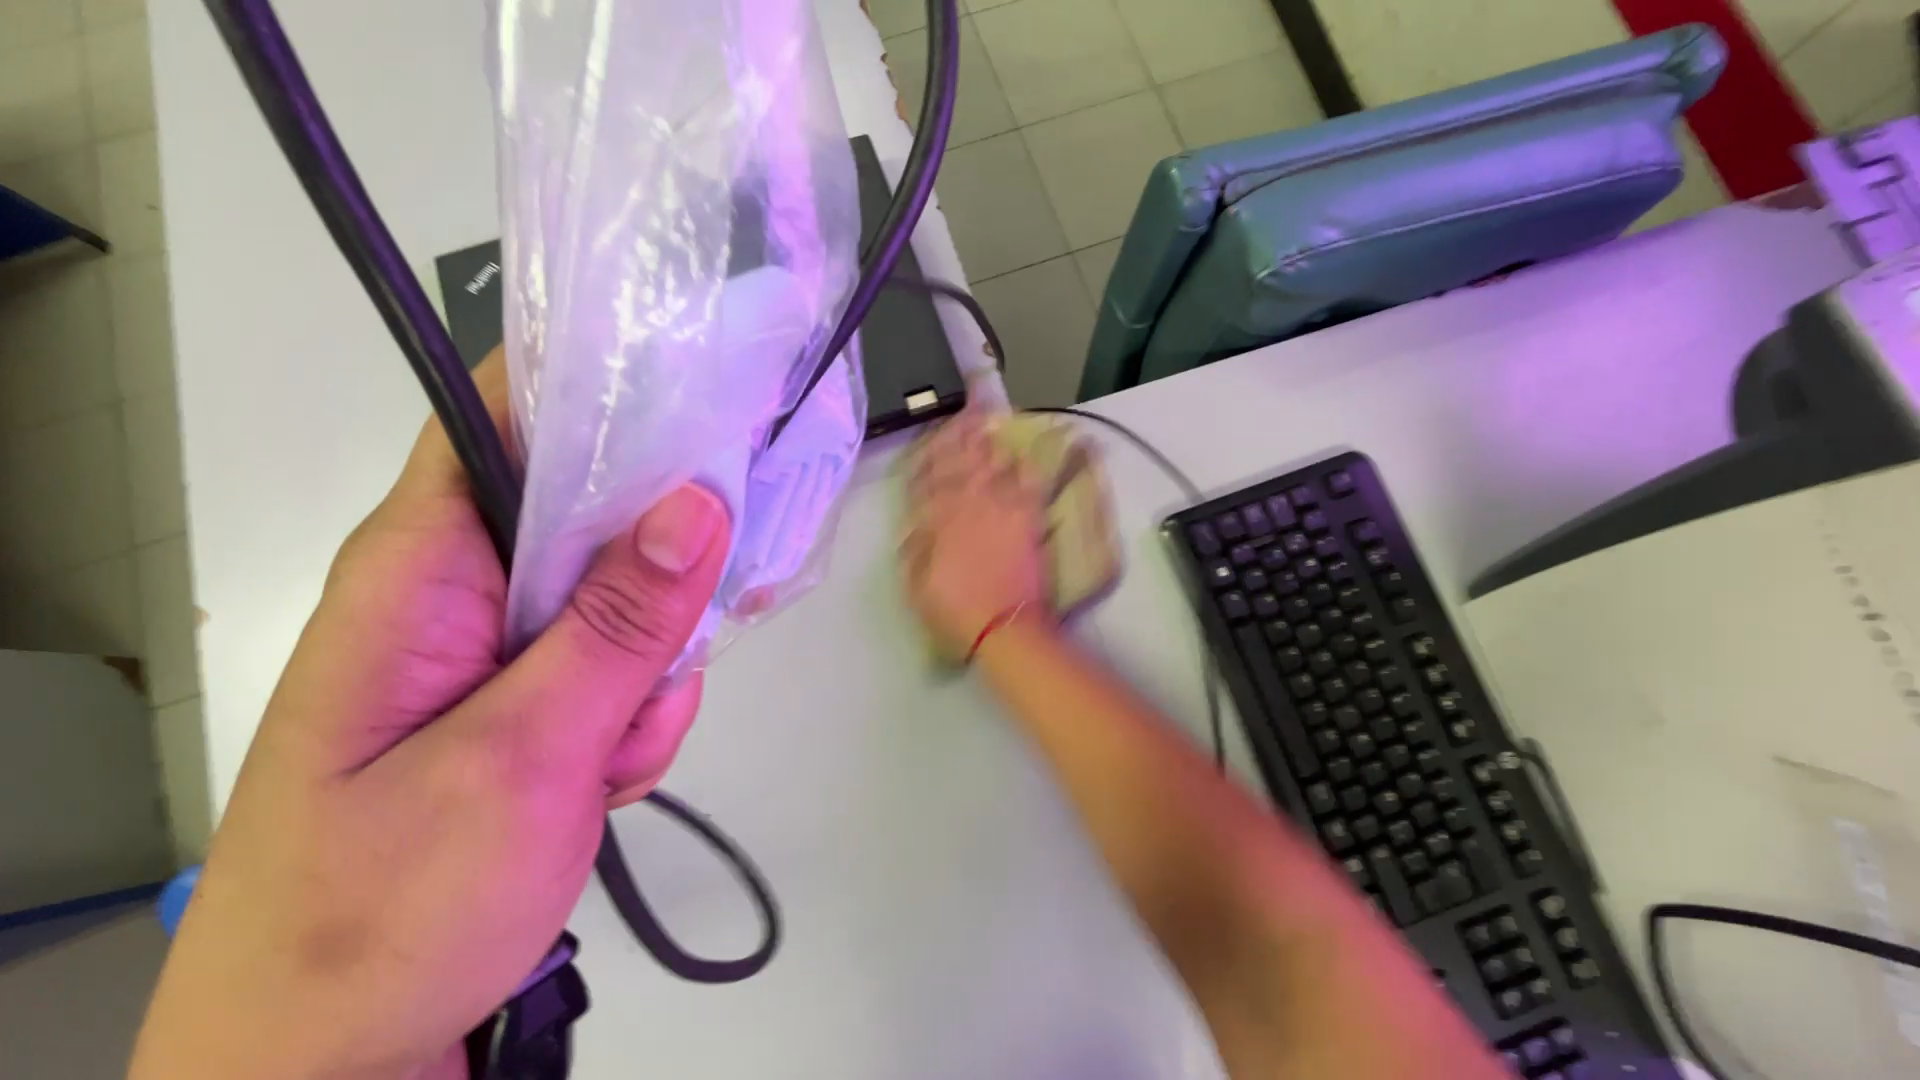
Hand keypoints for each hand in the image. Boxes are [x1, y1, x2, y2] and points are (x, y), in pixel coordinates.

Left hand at [131, 351, 732, 1079]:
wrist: (334, 1059)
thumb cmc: (386, 907)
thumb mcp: (522, 756)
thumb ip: (615, 627)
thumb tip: (696, 503)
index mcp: (422, 566)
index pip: (504, 416)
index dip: (600, 386)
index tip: (705, 399)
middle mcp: (457, 588)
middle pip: (591, 514)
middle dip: (653, 583)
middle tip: (666, 660)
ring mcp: (496, 649)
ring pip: (621, 604)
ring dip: (647, 675)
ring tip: (610, 761)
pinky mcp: (524, 701)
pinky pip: (613, 671)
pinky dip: (633, 720)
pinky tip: (603, 783)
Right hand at [901, 410, 1051, 658]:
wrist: (1004, 629)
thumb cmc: (954, 611)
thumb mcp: (915, 583)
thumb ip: (914, 547)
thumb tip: (915, 523)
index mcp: (937, 520)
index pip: (929, 479)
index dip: (927, 457)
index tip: (927, 440)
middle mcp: (969, 506)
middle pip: (962, 462)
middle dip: (960, 436)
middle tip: (964, 411)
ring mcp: (1002, 510)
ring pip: (993, 465)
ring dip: (988, 441)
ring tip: (988, 418)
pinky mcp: (1028, 521)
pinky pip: (1027, 485)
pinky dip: (1024, 466)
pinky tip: (1022, 453)